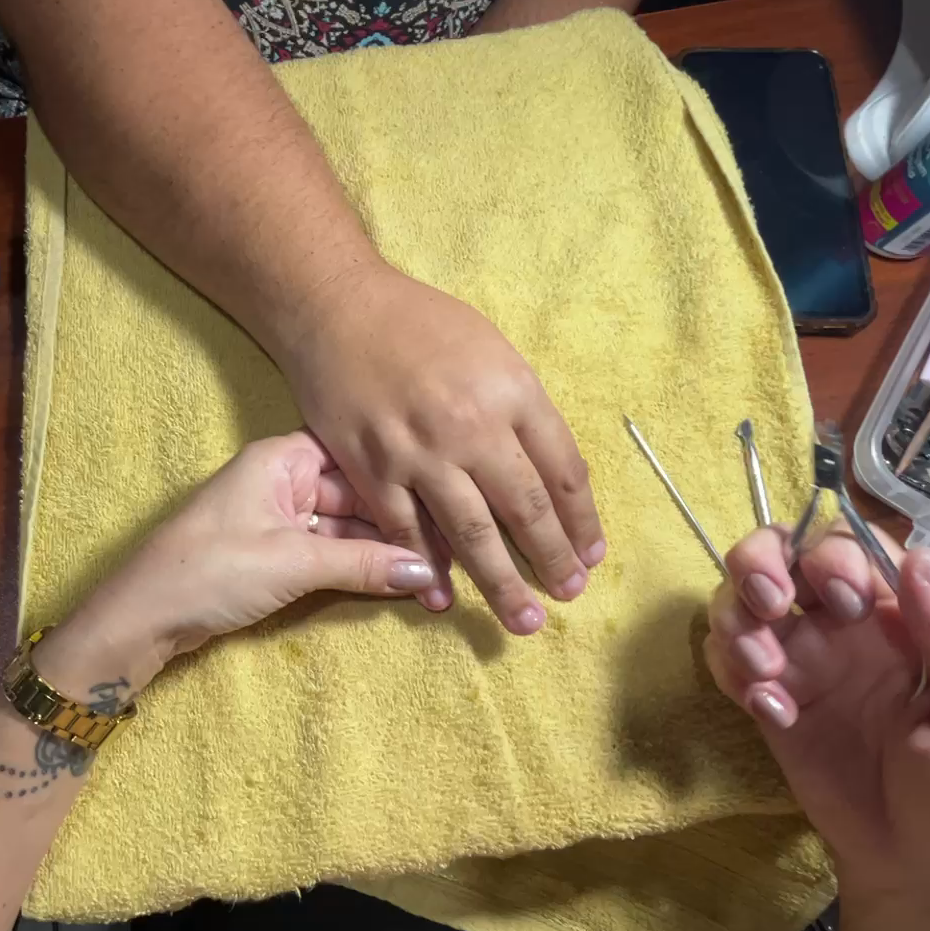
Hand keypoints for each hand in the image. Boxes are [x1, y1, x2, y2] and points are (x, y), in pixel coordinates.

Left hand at [59, 430, 434, 691]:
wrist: (145, 616)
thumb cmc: (212, 568)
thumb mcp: (294, 562)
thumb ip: (364, 563)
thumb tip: (429, 573)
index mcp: (282, 458)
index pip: (358, 458)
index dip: (403, 482)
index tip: (452, 508)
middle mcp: (283, 480)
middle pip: (357, 496)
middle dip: (401, 530)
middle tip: (454, 561)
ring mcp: (279, 517)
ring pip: (346, 528)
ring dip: (384, 556)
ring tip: (438, 584)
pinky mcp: (275, 551)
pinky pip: (329, 552)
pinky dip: (358, 568)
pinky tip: (399, 584)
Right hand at [277, 262, 603, 635]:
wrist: (338, 309)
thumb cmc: (417, 323)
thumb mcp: (490, 348)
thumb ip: (518, 408)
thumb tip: (542, 470)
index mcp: (512, 391)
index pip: (563, 472)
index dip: (581, 521)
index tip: (591, 555)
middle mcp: (471, 427)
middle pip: (525, 510)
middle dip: (552, 561)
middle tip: (569, 598)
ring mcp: (418, 452)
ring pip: (471, 533)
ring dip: (501, 583)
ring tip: (524, 621)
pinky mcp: (371, 469)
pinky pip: (405, 529)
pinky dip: (425, 568)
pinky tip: (441, 599)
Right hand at [702, 527, 929, 907]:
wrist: (919, 871)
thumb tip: (919, 558)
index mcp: (906, 620)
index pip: (855, 548)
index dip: (834, 556)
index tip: (840, 603)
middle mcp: (841, 626)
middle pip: (778, 553)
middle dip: (757, 564)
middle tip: (768, 607)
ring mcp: (795, 658)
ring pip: (735, 599)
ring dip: (735, 623)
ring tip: (765, 677)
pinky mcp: (760, 692)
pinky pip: (721, 657)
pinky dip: (729, 673)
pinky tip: (767, 712)